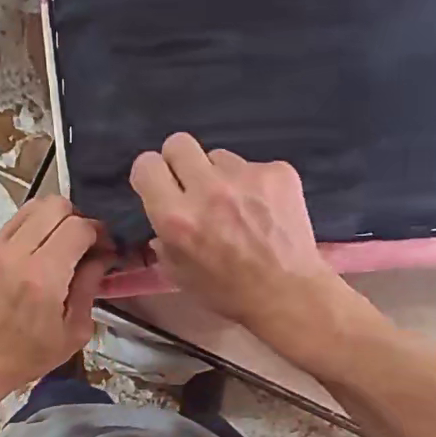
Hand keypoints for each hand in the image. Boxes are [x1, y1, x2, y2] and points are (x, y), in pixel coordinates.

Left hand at [0, 195, 110, 398]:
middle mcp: (15, 255)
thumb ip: (90, 285)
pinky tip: (38, 255)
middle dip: (77, 219)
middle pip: (55, 205)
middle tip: (84, 243)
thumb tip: (103, 254)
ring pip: (33, 206)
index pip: (78, 227)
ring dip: (54, 220)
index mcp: (42, 278)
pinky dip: (33, 230)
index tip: (104, 247)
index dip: (98, 231)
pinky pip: (15, 223)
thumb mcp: (75, 330)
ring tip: (61, 245)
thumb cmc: (30, 354)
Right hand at [129, 133, 351, 349]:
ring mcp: (245, 176)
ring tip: (235, 205)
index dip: (151, 174)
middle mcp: (207, 189)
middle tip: (192, 184)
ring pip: (219, 156)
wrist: (289, 293)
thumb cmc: (229, 292)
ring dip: (220, 175)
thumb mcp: (179, 275)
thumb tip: (163, 220)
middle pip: (179, 143)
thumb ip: (163, 240)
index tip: (160, 185)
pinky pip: (252, 165)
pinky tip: (263, 209)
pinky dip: (254, 184)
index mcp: (176, 217)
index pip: (146, 165)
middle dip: (180, 161)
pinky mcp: (277, 172)